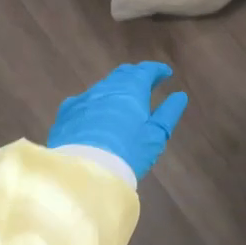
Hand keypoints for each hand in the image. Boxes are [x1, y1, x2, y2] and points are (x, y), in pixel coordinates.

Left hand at [46, 62, 188, 180]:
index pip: (146, 70)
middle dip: (136, 76)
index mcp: (131, 88)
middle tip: (146, 84)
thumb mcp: (156, 135)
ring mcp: (83, 99)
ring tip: (122, 102)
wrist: (82, 174)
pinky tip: (94, 115)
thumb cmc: (127, 153)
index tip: (166, 74)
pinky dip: (95, 103)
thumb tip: (180, 96)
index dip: (157, 70)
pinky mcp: (65, 115)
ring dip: (115, 90)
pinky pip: (83, 101)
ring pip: (103, 87)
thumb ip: (169, 113)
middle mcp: (107, 87)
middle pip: (123, 74)